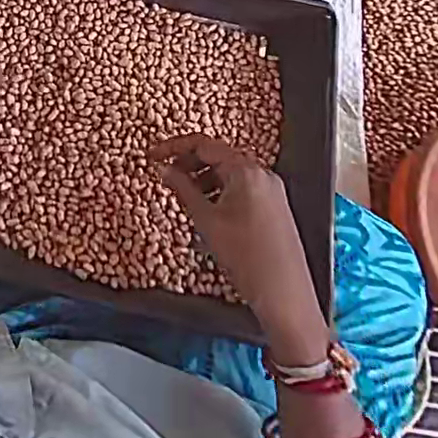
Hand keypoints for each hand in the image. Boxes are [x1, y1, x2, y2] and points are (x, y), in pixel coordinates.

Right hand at [149, 134, 330, 360]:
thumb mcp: (206, 220)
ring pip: (230, 173)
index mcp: (246, 171)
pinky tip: (208, 209)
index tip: (153, 155)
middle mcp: (262, 174)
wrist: (284, 293)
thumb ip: (182, 189)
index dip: (174, 147)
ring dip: (203, 178)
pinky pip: (242, 188)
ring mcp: (271, 190)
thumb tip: (164, 169)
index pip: (204, 145)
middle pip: (218, 156)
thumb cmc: (245, 256)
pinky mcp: (275, 206)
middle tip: (166, 175)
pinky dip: (220, 191)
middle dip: (189, 163)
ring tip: (184, 196)